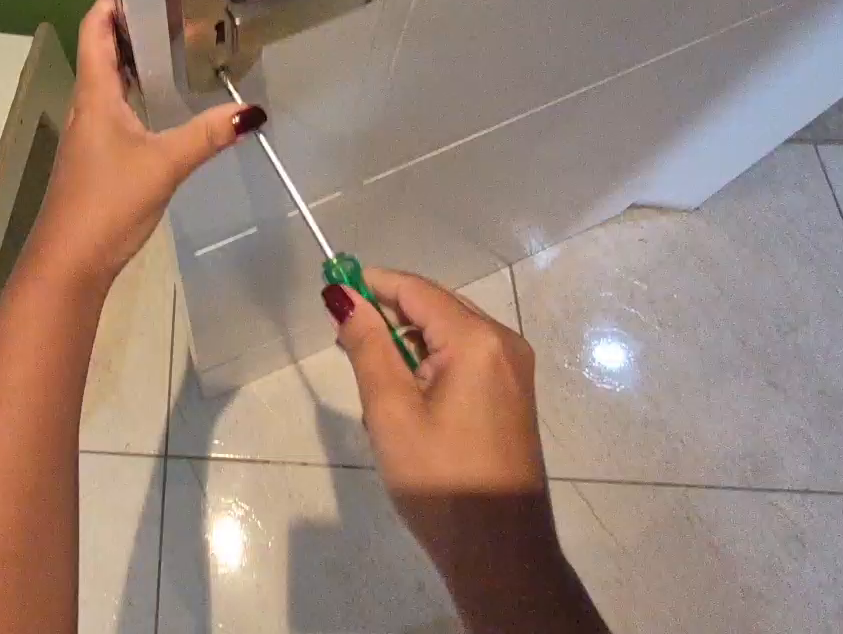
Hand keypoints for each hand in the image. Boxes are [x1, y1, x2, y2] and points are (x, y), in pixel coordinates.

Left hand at [21, 0, 264, 286]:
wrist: (70, 260)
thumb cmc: (108, 201)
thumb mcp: (164, 164)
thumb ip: (207, 136)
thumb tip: (252, 111)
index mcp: (94, 95)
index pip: (94, 31)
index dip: (111, 3)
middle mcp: (86, 106)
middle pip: (102, 52)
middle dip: (132, 29)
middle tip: (175, 14)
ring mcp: (88, 133)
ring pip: (108, 83)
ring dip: (134, 63)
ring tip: (176, 51)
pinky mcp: (95, 156)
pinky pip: (114, 110)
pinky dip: (136, 96)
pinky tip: (163, 107)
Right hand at [325, 267, 545, 513]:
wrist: (502, 558)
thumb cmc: (439, 481)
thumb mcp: (390, 409)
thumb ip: (366, 343)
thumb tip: (344, 294)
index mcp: (477, 341)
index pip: (415, 289)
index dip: (370, 283)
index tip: (329, 292)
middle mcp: (503, 343)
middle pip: (432, 305)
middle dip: (386, 314)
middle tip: (343, 340)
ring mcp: (512, 369)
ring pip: (445, 331)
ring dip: (405, 342)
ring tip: (372, 381)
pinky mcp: (510, 393)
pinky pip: (462, 356)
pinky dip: (428, 362)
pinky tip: (405, 398)